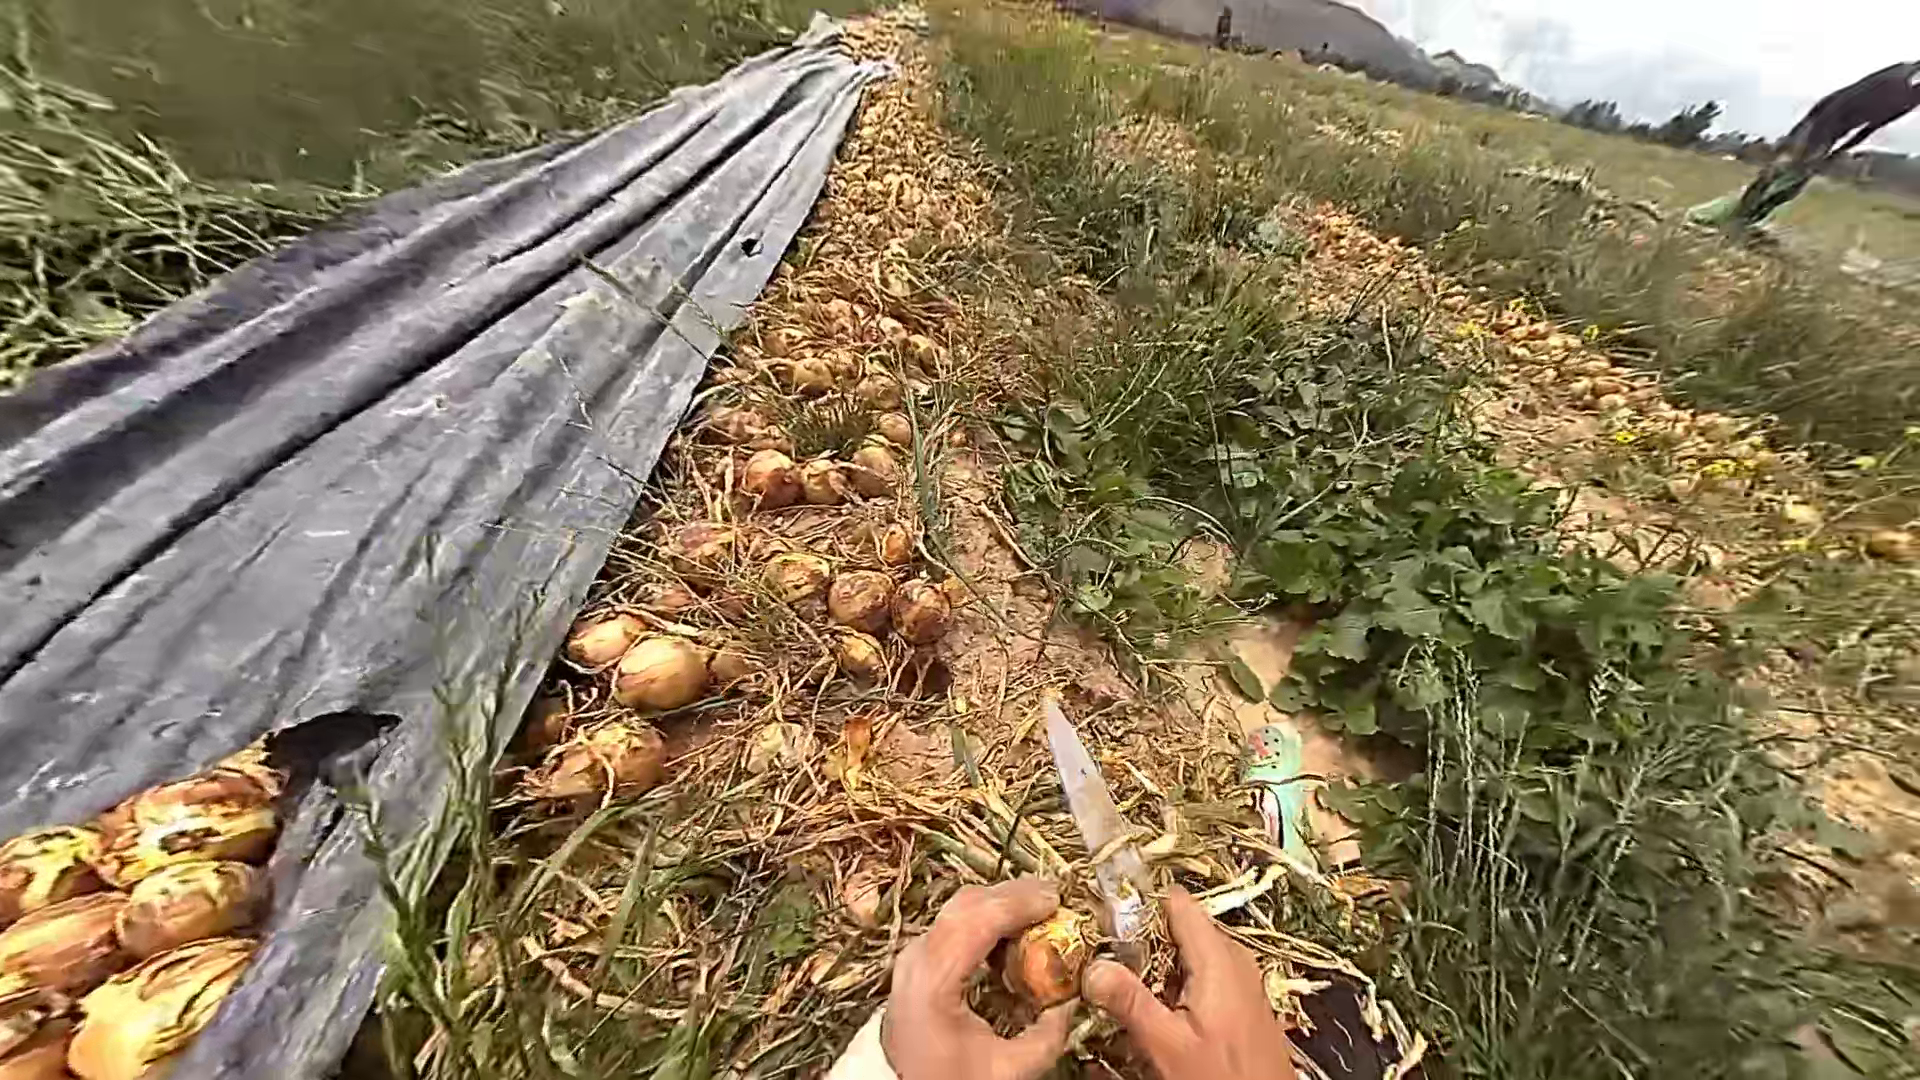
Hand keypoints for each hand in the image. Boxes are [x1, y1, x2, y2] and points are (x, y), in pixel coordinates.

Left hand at [882, 878, 1074, 1079]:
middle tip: (1051, 895)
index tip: (1054, 898)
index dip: (1019, 903)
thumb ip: (1044, 1039)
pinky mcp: (917, 955)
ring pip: (959, 905)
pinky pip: (952, 919)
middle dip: (1014, 894)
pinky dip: (984, 914)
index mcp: (935, 979)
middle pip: (968, 903)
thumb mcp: (1002, 1073)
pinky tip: (1009, 928)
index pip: (979, 920)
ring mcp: (913, 952)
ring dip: (999, 900)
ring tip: (1036, 907)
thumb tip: (1071, 1003)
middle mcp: (919, 954)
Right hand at [1083, 886, 1295, 1079]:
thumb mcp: (1171, 1048)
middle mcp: (1234, 956)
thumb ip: (1131, 1003)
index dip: (1140, 904)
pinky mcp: (1244, 998)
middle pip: (1181, 922)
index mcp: (1218, 956)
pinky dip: (1181, 977)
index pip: (1175, 900)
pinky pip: (1205, 968)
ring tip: (1133, 982)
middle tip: (1115, 957)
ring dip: (1161, 959)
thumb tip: (1092, 968)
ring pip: (1192, 946)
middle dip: (1146, 936)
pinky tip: (1164, 1006)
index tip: (1110, 921)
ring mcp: (1243, 977)